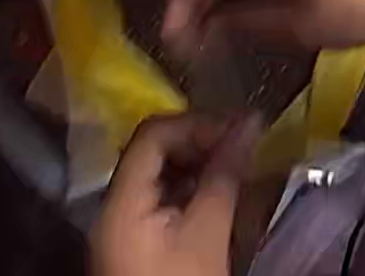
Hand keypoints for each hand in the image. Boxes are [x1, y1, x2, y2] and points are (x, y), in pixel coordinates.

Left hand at [90, 114, 259, 275]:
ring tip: (235, 163)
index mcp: (121, 204)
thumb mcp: (208, 232)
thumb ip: (225, 171)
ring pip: (159, 170)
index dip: (196, 125)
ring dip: (198, 160)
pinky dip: (191, 183)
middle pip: (153, 150)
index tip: (236, 131)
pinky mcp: (135, 243)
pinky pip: (161, 194)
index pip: (152, 136)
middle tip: (241, 142)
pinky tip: (218, 189)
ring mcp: (122, 227)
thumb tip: (250, 122)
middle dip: (200, 139)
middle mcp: (114, 208)